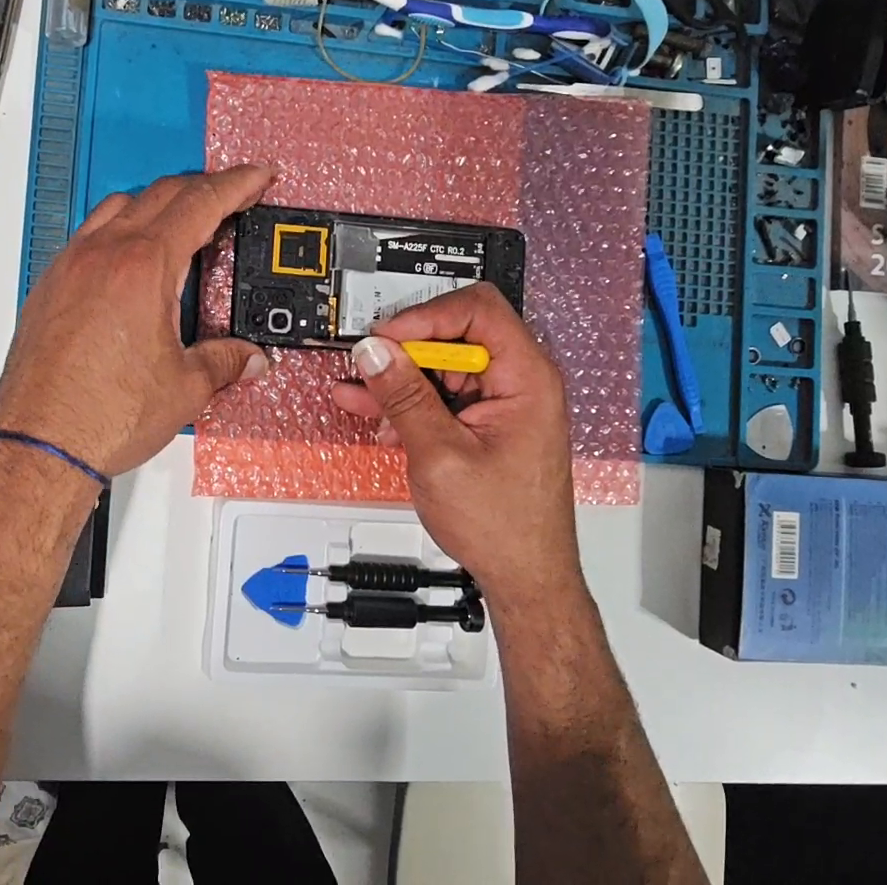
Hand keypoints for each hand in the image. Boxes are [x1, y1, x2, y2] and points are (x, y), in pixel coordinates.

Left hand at [0, 166, 274, 476]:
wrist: (40, 443)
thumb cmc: (98, 416)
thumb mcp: (184, 388)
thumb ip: (224, 362)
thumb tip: (246, 357)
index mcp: (142, 267)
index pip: (200, 202)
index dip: (237, 183)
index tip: (257, 176)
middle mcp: (101, 256)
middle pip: (161, 193)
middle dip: (204, 189)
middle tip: (231, 200)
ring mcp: (70, 267)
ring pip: (119, 207)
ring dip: (158, 204)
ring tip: (182, 226)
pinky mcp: (49, 287)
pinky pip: (88, 236)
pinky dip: (119, 231)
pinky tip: (130, 261)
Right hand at [330, 283, 579, 600]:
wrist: (523, 574)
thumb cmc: (505, 527)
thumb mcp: (440, 456)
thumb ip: (405, 398)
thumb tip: (377, 354)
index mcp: (526, 379)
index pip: (477, 311)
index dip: (425, 317)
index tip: (386, 338)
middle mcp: (518, 383)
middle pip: (455, 335)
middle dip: (407, 348)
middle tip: (369, 364)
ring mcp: (500, 403)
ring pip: (441, 366)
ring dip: (400, 377)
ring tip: (360, 389)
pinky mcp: (483, 422)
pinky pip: (440, 395)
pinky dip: (408, 401)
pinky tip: (373, 409)